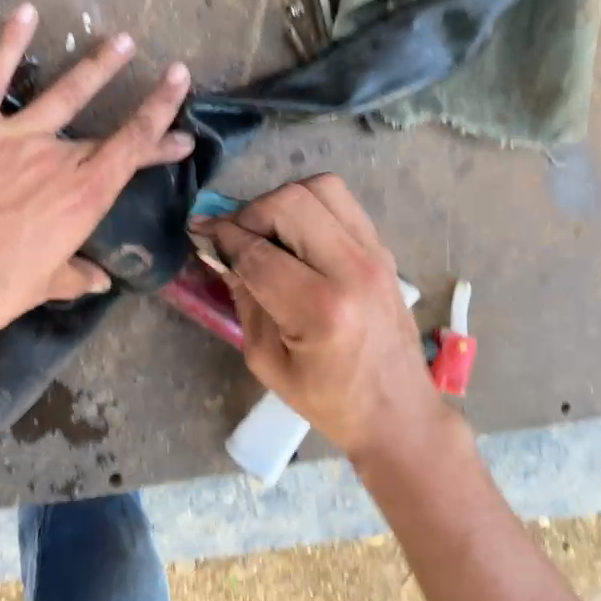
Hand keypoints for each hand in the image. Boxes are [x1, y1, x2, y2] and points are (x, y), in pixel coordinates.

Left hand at [0, 3, 193, 340]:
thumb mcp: (40, 287)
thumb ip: (73, 276)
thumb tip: (99, 281)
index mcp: (82, 196)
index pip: (134, 150)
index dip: (163, 123)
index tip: (183, 102)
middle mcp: (58, 157)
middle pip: (113, 126)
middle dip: (147, 101)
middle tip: (169, 71)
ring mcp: (14, 135)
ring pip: (65, 91)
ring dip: (97, 65)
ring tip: (120, 40)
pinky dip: (10, 43)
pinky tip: (26, 13)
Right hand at [192, 175, 438, 458]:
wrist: (399, 412)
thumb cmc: (329, 400)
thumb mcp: (266, 360)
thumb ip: (243, 298)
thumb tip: (218, 250)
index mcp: (320, 310)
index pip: (257, 252)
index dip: (222, 238)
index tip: (200, 233)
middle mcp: (352, 271)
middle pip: (290, 203)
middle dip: (251, 214)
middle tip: (237, 238)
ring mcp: (374, 254)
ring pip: (320, 187)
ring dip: (283, 201)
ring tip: (269, 232)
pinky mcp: (383, 248)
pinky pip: (342, 201)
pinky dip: (311, 206)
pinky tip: (297, 234)